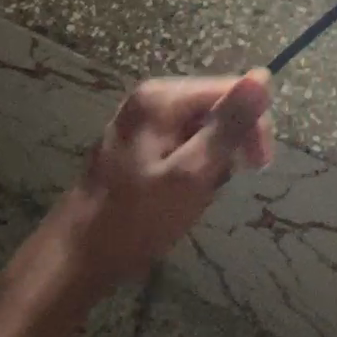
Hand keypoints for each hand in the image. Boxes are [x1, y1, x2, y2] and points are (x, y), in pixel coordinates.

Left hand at [64, 71, 274, 284]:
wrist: (72, 261)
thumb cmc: (134, 220)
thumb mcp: (192, 173)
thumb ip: (229, 125)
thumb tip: (264, 75)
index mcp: (163, 97)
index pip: (231, 89)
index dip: (252, 124)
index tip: (258, 166)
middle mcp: (152, 98)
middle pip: (216, 107)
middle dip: (228, 146)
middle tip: (219, 187)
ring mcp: (142, 121)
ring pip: (202, 129)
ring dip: (210, 162)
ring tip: (195, 197)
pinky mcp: (137, 144)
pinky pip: (182, 144)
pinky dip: (191, 169)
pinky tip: (180, 196)